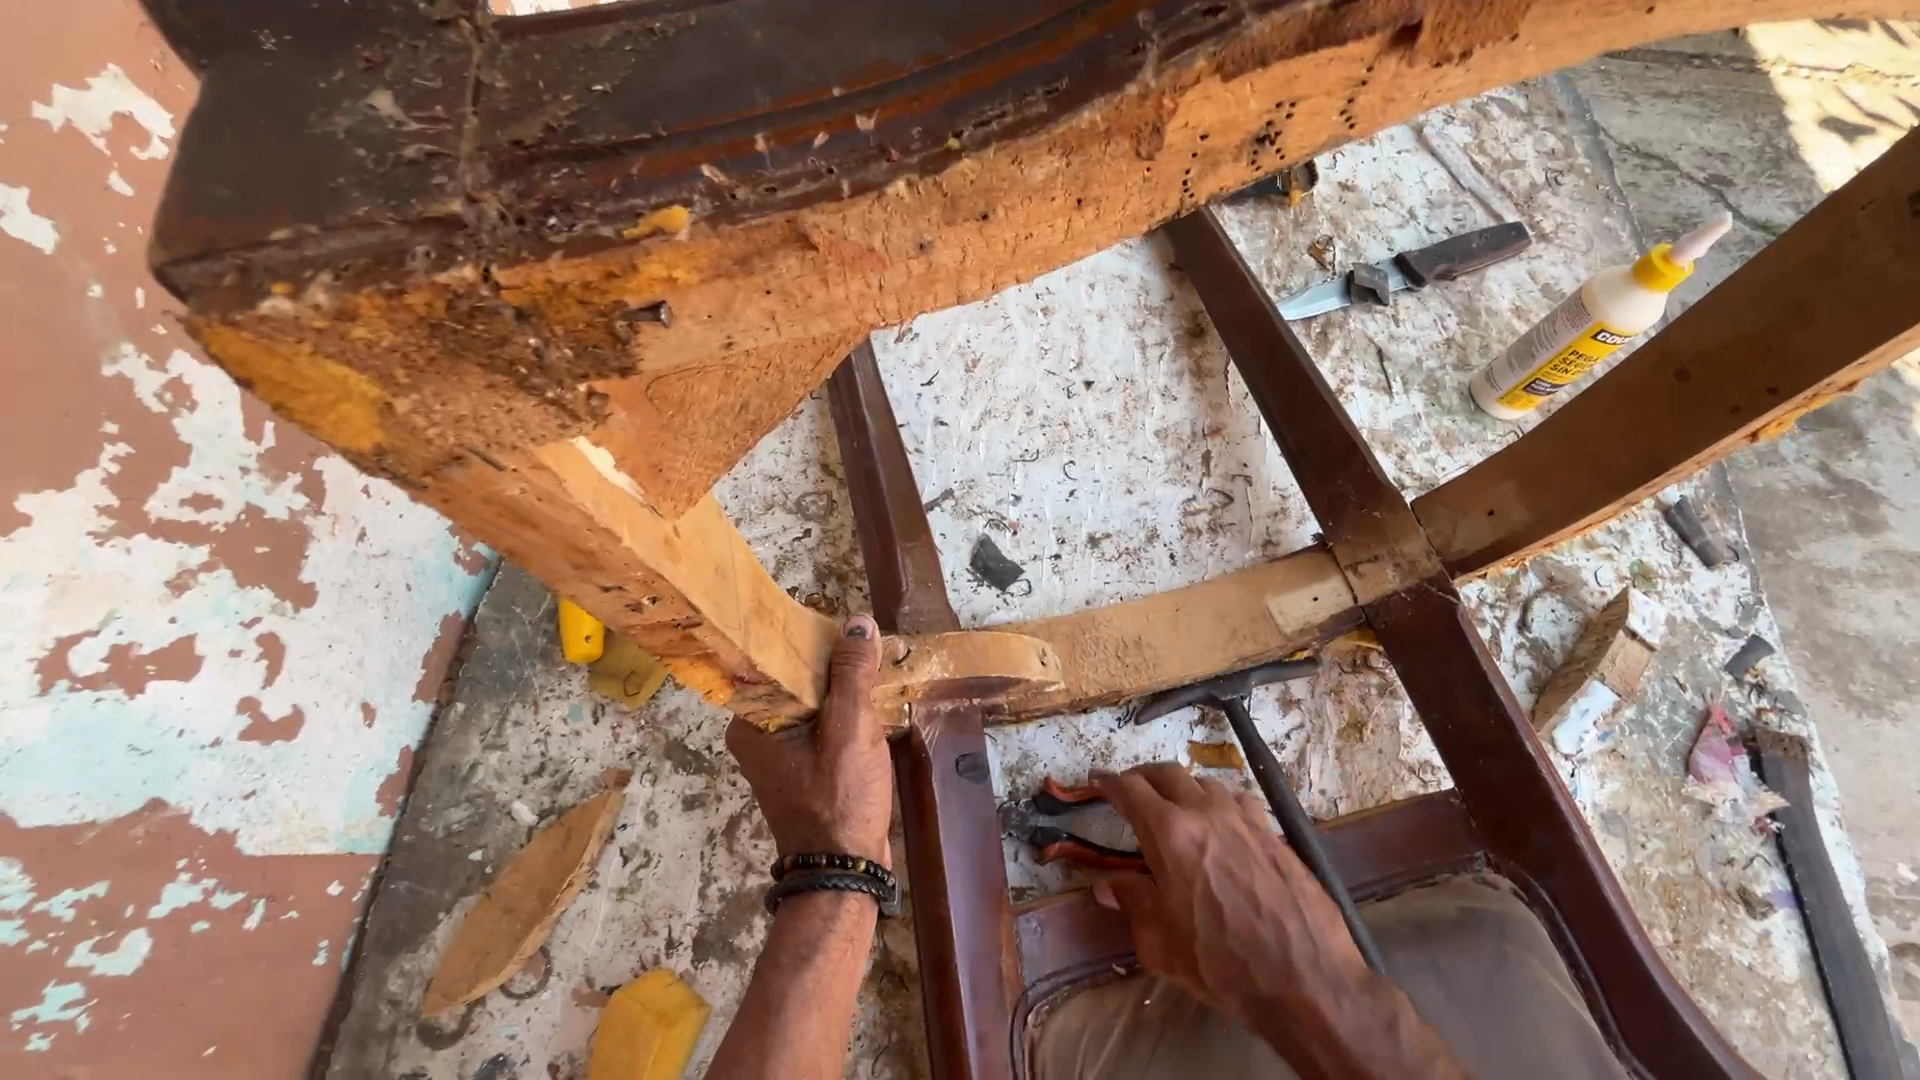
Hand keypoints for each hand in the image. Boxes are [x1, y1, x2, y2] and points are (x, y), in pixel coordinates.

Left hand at [727, 614, 893, 867]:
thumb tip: (858, 621)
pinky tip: (875, 708)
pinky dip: (847, 716)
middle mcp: (757, 734)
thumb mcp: (850, 729)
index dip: (815, 641)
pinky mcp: (803, 768)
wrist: (845, 871)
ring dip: (846, 692)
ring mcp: (780, 754)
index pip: (779, 662)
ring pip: (816, 703)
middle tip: (871, 652)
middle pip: (799, 681)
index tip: (849, 632)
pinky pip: (824, 726)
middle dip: (837, 668)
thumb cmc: (841, 799)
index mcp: (751, 722)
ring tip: (878, 674)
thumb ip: (852, 673)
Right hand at [1091, 764, 1371, 1027]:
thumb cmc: (1221, 965)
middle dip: (1143, 776)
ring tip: (1175, 805)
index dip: (1108, 783)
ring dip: (1183, 788)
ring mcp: (1244, 819)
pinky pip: (1240, 801)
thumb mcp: (1160, 943)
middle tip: (1131, 789)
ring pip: (1205, 782)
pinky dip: (1220, 802)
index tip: (1097, 780)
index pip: (1129, 791)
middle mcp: (1205, 813)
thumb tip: (1107, 886)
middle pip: (1167, 773)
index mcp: (1169, 834)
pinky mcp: (1274, 833)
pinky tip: (1222, 821)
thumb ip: (1132, 903)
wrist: (1306, 981)